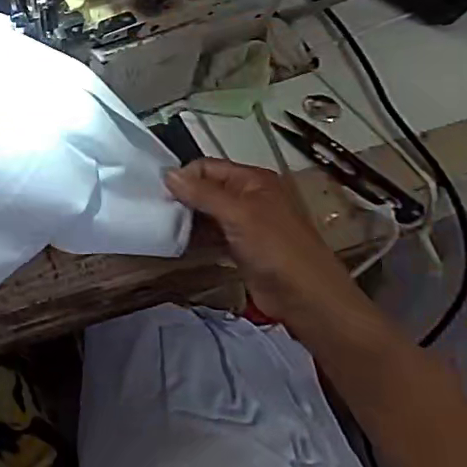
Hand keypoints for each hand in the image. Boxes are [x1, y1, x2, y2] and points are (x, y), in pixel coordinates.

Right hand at [164, 158, 382, 335]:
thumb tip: (167, 174)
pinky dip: (195, 236)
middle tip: (158, 212)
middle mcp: (248, 196)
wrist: (307, 299)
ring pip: (205, 211)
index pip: (206, 167)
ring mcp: (245, 222)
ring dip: (187, 218)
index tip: (160, 196)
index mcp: (253, 180)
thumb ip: (201, 193)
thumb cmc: (276, 249)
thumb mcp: (237, 214)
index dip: (184, 177)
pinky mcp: (240, 245)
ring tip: (164, 227)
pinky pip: (210, 233)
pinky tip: (179, 242)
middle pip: (204, 188)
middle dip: (182, 198)